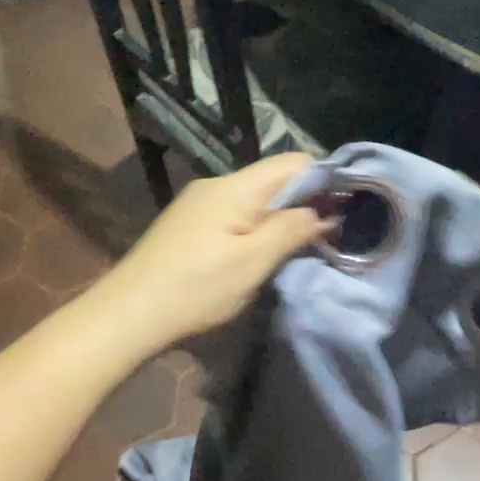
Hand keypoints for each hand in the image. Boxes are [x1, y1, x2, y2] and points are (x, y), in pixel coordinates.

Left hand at [85, 153, 330, 354]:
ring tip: (310, 246)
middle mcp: (218, 186)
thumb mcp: (252, 263)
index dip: (328, 180)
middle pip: (276, 180)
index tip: (352, 208)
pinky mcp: (192, 227)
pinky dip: (262, 229)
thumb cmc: (194, 290)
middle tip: (337, 233)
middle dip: (309, 201)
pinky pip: (239, 215)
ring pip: (258, 200)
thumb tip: (326, 211)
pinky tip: (270, 253)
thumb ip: (292, 231)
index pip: (295, 163)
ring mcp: (201, 206)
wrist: (127, 317)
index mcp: (235, 188)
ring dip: (285, 218)